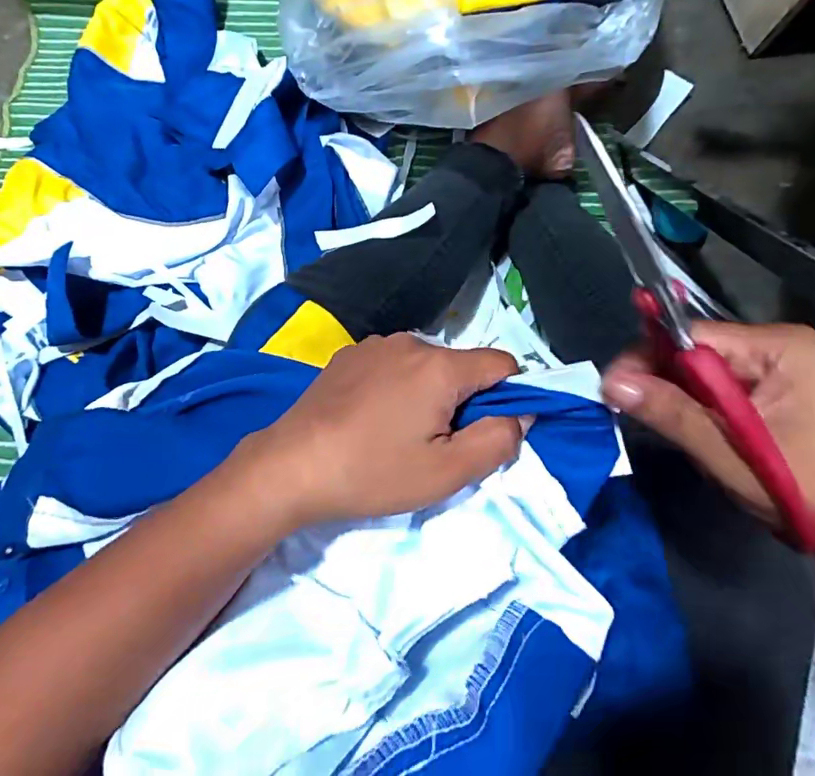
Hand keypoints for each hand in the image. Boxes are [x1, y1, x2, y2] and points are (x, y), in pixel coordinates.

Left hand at [229, 334, 528, 527]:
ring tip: (396, 435)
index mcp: (438, 365)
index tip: (483, 432)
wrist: (293, 464)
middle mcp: (408, 342)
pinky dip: (394, 387)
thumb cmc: (374, 471)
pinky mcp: (346, 355)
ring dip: (426, 394)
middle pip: (459, 367)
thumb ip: (497, 440)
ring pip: (423, 366)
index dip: (507, 397)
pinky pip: (390, 365)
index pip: (501, 364)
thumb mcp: (447, 472)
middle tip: (433, 445)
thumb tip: (521, 413)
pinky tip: (369, 419)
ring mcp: (372, 345)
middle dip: (461, 401)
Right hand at [602, 322, 814, 554]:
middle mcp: (780, 351)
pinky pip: (724, 402)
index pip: (689, 335)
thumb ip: (671, 412)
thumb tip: (608, 381)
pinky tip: (715, 453)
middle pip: (695, 357)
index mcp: (779, 345)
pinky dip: (708, 425)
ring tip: (692, 449)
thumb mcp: (736, 454)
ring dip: (689, 414)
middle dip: (668, 391)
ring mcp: (783, 379)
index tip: (612, 392)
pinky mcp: (782, 407)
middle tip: (645, 427)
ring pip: (705, 383)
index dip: (647, 360)